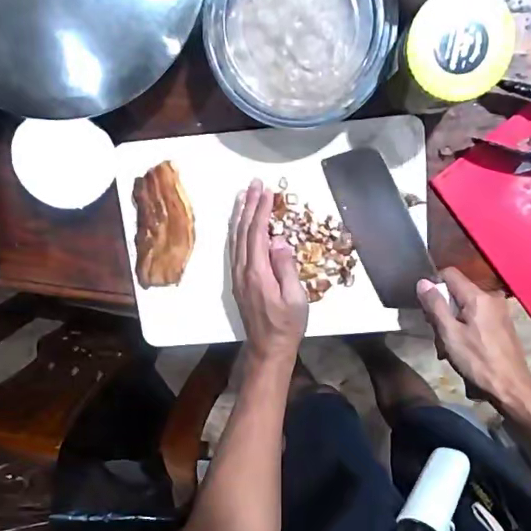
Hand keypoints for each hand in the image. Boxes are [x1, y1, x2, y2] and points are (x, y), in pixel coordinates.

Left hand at [230, 179, 307, 365]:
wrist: (268, 347)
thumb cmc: (287, 324)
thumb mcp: (295, 297)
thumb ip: (286, 267)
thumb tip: (278, 241)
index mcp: (258, 272)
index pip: (257, 233)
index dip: (261, 210)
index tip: (266, 190)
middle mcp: (243, 270)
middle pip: (243, 231)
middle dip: (248, 205)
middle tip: (254, 183)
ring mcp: (239, 275)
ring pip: (235, 238)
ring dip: (240, 215)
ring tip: (244, 195)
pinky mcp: (239, 281)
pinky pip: (235, 248)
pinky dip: (237, 231)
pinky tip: (240, 224)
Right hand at [416, 268, 530, 411]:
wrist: (511, 386)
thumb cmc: (477, 360)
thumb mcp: (450, 334)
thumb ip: (435, 306)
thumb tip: (423, 282)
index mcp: (478, 296)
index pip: (450, 274)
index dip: (434, 285)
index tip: (426, 307)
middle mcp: (491, 297)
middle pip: (457, 293)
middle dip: (442, 311)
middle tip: (437, 336)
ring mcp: (500, 310)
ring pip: (466, 307)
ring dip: (452, 324)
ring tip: (448, 349)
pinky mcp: (503, 324)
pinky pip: (477, 317)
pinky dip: (466, 329)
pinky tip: (462, 349)